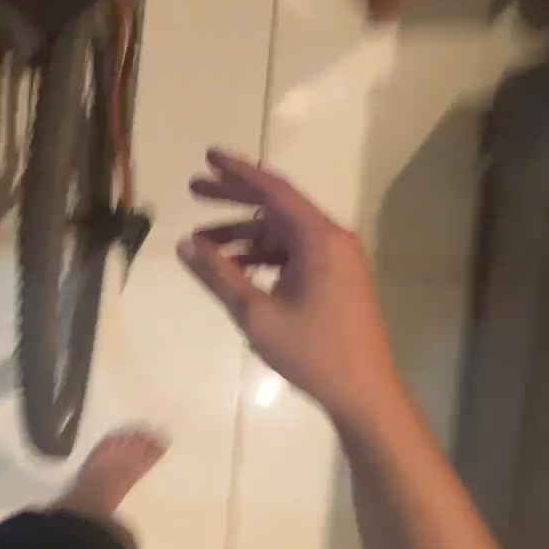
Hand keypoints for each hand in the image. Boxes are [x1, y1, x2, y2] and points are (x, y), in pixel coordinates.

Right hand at [179, 150, 401, 422]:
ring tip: (201, 243)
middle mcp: (331, 239)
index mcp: (318, 238)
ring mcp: (336, 259)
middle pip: (276, 206)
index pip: (273, 190)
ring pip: (281, 233)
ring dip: (242, 234)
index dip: (237, 172)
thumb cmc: (311, 351)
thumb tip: (184, 245)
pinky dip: (261, 255)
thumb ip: (218, 275)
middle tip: (193, 190)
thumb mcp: (255, 313)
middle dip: (233, 198)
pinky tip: (233, 268)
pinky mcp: (335, 279)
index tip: (208, 157)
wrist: (363, 392)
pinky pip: (292, 253)